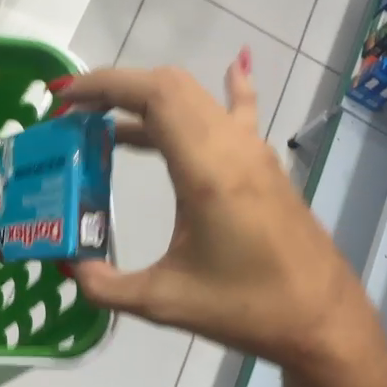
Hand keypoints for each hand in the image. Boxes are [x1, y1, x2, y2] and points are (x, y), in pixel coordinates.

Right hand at [55, 56, 386, 386]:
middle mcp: (233, 148)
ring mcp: (253, 154)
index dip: (107, 86)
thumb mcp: (162, 301)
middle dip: (119, 90)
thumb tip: (69, 263)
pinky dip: (224, 91)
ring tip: (108, 124)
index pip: (155, 96)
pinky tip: (232, 67)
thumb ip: (104, 284)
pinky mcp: (263, 168)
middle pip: (173, 88)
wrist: (320, 319)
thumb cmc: (243, 309)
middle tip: (74, 114)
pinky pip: (237, 116)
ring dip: (151, 103)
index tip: (67, 97)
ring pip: (199, 101)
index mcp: (207, 171)